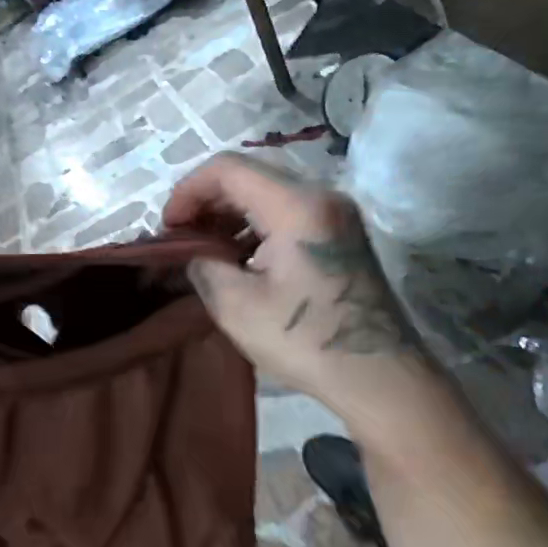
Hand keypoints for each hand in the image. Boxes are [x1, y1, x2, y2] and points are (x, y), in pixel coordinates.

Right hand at [163, 154, 430, 416]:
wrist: (380, 377)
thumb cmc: (305, 339)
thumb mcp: (235, 305)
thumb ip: (203, 264)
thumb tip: (194, 252)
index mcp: (297, 206)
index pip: (227, 169)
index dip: (187, 191)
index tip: (167, 228)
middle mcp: (322, 196)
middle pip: (248, 176)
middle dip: (205, 202)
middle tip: (179, 239)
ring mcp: (336, 214)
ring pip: (266, 193)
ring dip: (227, 214)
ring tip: (202, 249)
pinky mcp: (340, 234)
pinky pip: (285, 212)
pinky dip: (252, 225)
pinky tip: (236, 257)